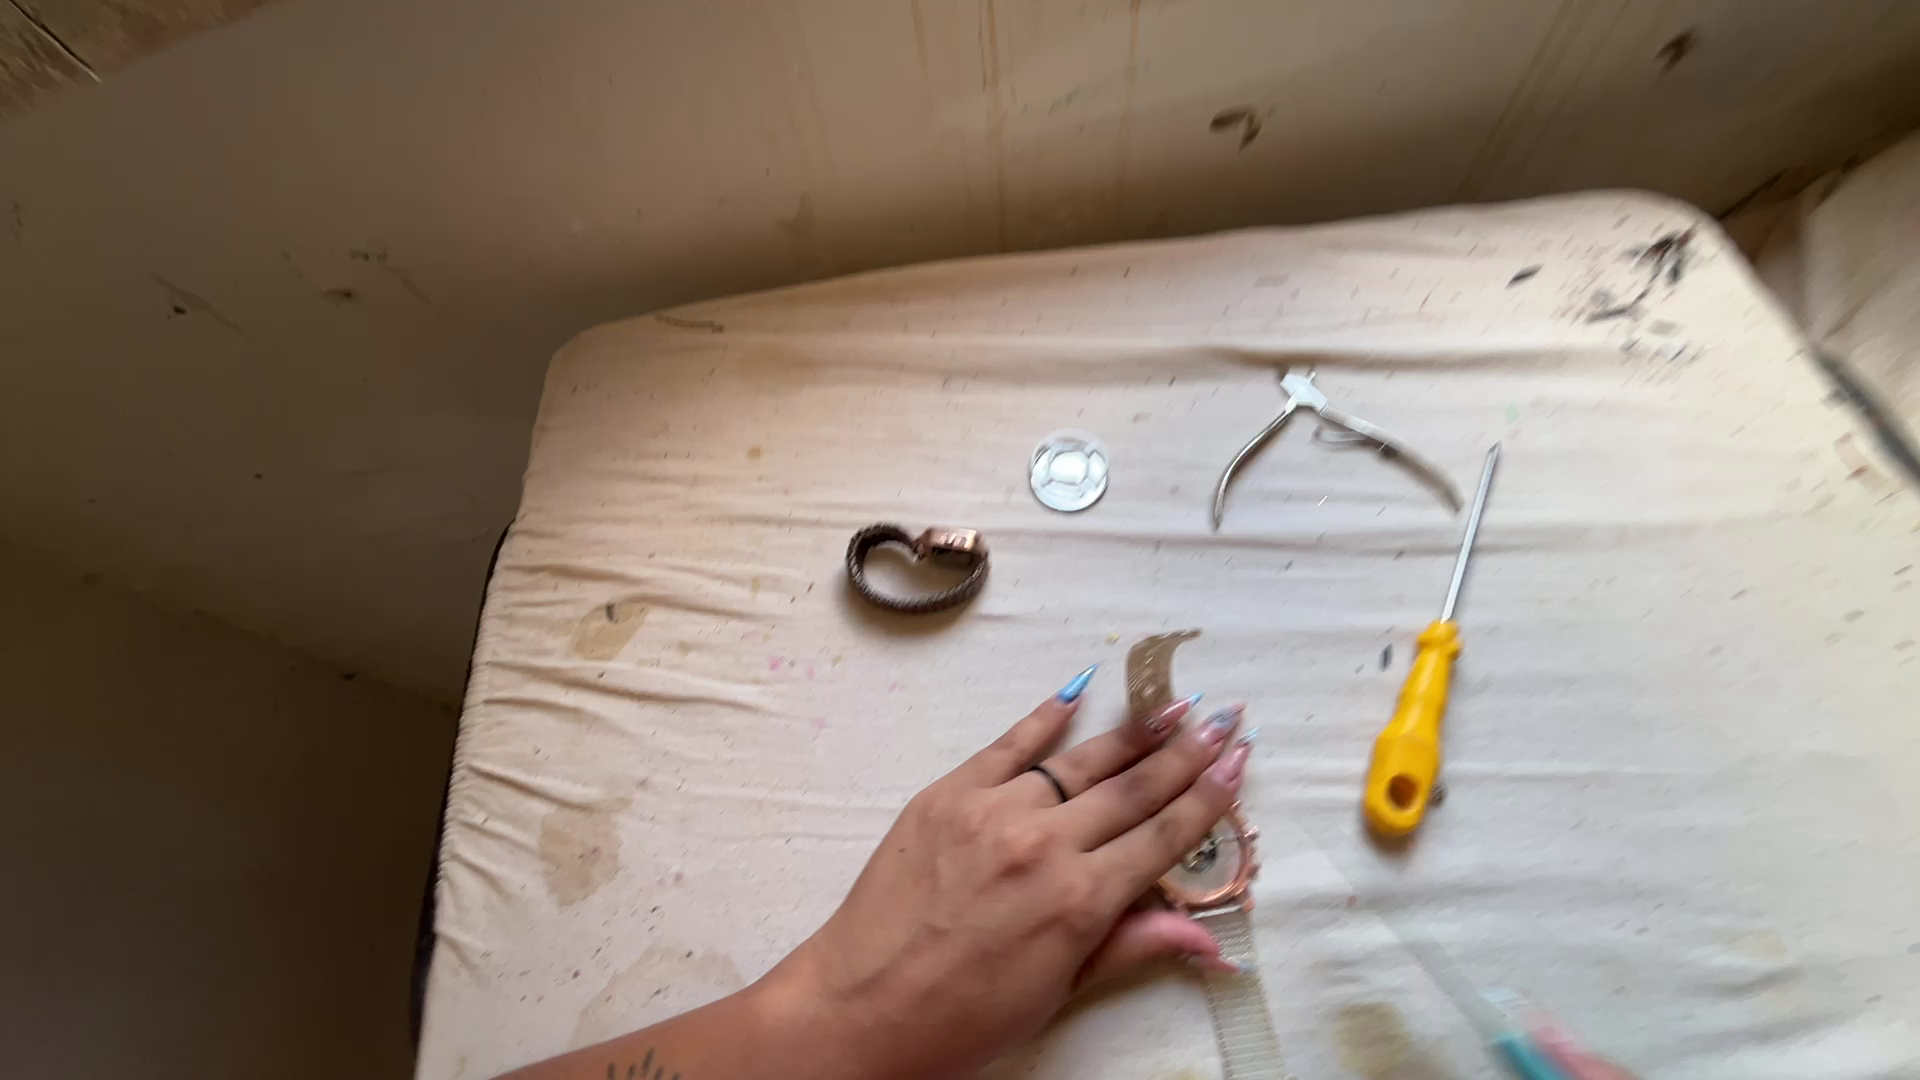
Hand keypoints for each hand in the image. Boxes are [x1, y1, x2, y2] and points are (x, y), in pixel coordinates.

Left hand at [756, 668, 1252, 1079]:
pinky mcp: (950, 792)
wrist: (863, 1005)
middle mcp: (1046, 844)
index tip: (1239, 758)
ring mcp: (995, 809)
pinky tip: (1077, 692)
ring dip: (1131, 731)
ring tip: (1170, 703)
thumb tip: (1216, 942)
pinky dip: (1044, 716)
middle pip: (1133, 789)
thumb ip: (1133, 946)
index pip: (1163, 837)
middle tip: (1222, 715)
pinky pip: (1007, 744)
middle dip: (1185, 751)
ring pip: (1080, 761)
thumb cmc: (966, 1017)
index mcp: (1081, 901)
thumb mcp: (1059, 993)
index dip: (1209, 796)